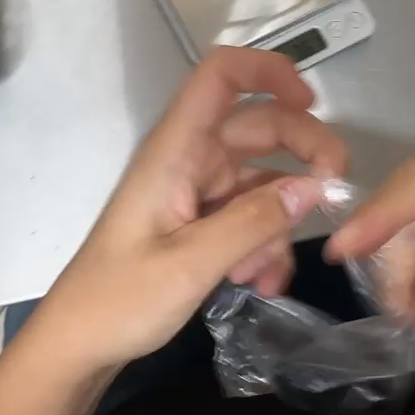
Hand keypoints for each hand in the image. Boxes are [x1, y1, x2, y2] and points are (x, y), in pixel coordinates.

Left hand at [32, 47, 348, 371]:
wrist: (80, 344)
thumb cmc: (120, 299)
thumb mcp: (191, 264)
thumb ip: (254, 222)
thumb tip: (315, 189)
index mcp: (175, 150)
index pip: (220, 75)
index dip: (268, 70)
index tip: (311, 103)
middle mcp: (189, 159)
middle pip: (260, 126)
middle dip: (304, 156)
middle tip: (333, 198)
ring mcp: (197, 191)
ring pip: (263, 180)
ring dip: (279, 223)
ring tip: (265, 274)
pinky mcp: (201, 222)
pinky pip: (251, 216)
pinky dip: (265, 245)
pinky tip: (260, 283)